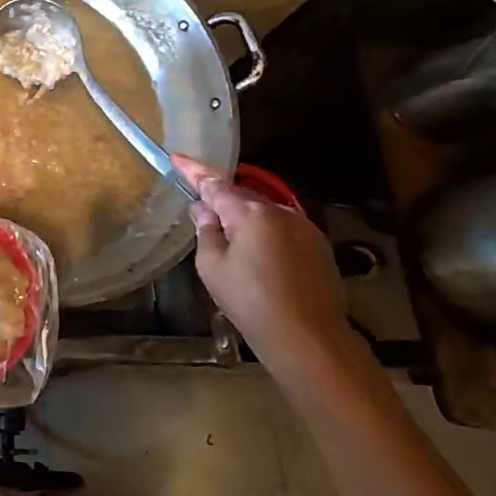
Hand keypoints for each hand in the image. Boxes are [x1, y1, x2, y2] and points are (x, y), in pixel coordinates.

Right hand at [173, 156, 344, 353]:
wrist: (308, 337)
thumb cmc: (251, 302)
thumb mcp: (213, 268)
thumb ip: (206, 231)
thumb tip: (203, 209)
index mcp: (250, 212)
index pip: (214, 184)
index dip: (193, 171)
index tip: (177, 158)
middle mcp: (279, 210)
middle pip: (241, 196)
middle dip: (220, 200)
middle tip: (200, 212)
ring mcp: (303, 226)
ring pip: (264, 213)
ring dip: (245, 219)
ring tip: (229, 241)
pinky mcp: (318, 244)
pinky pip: (282, 229)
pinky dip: (265, 234)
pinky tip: (258, 257)